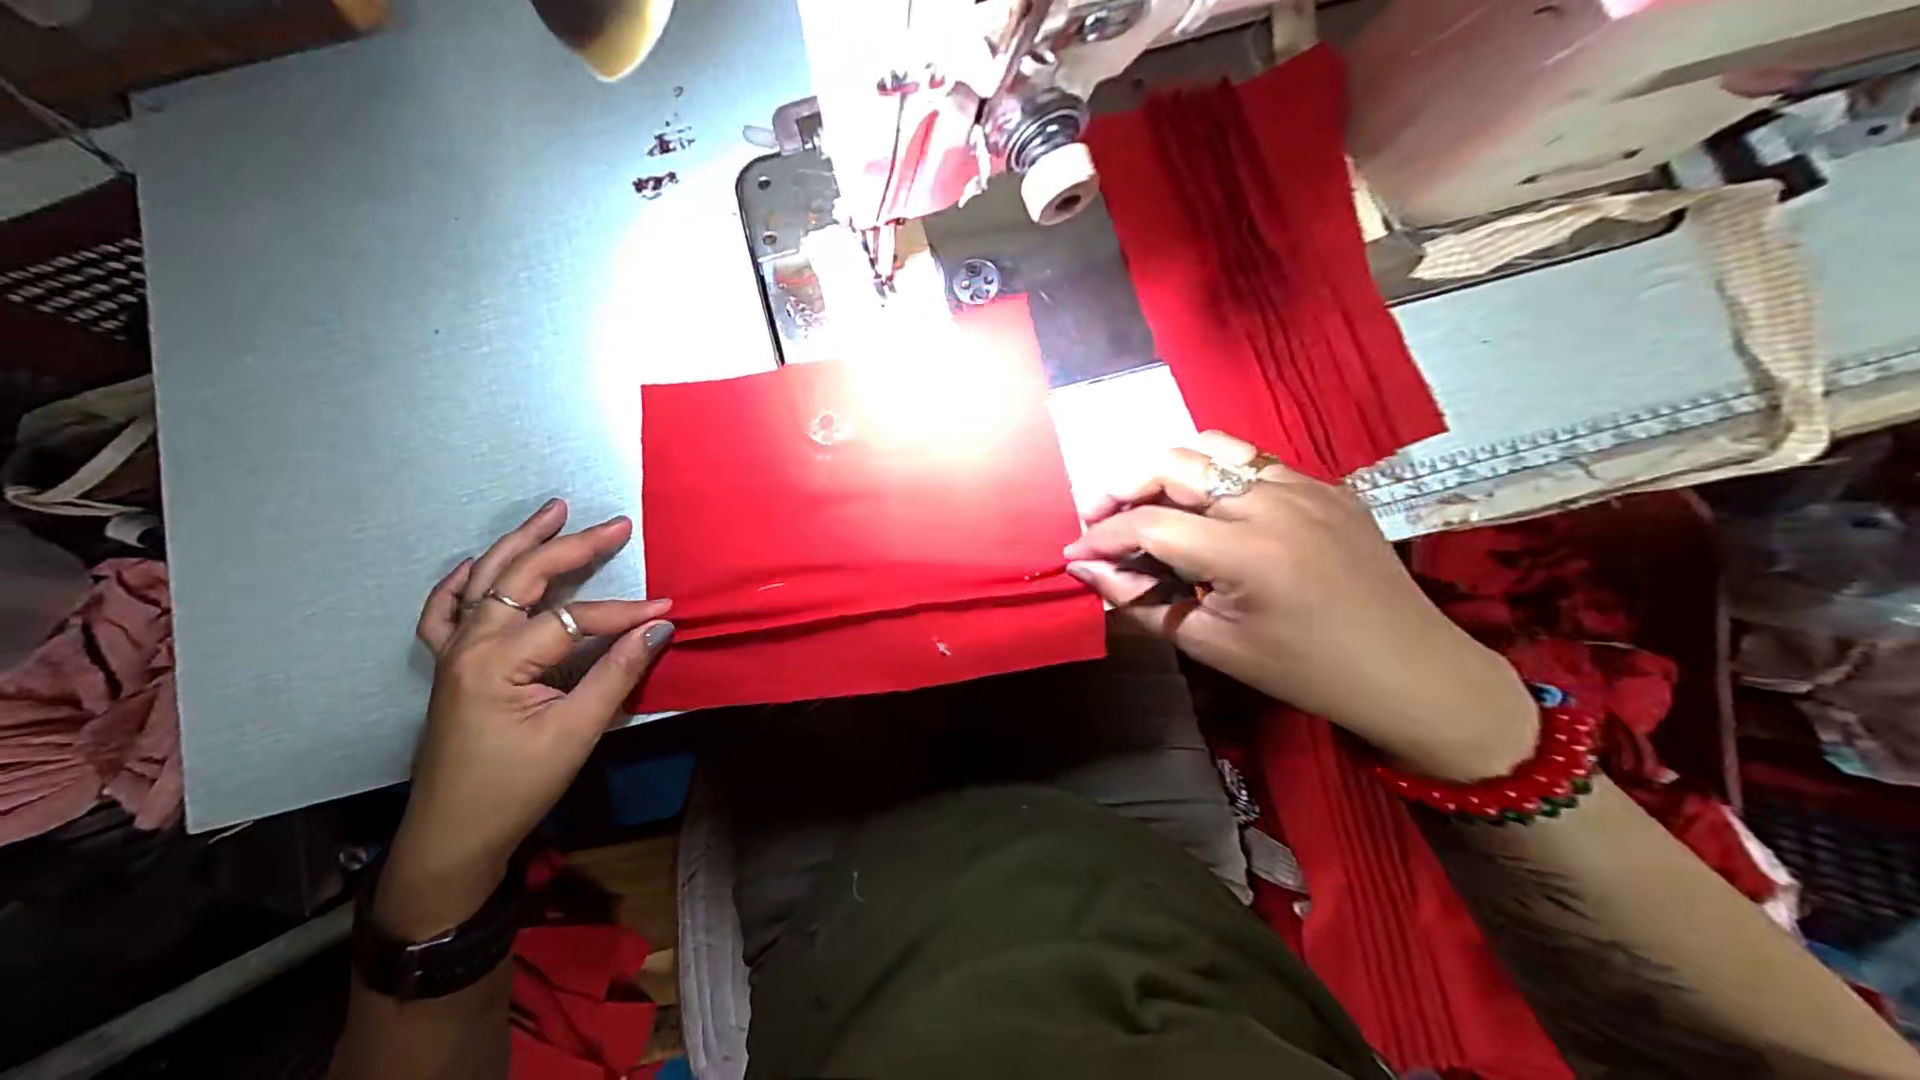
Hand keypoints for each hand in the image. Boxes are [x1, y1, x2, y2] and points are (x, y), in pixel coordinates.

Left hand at [377, 499, 673, 938]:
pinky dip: (464, 581)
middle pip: (524, 577)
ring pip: (486, 580)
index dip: (626, 613)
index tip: (668, 610)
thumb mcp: (577, 731)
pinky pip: (445, 610)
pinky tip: (480, 563)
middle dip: (574, 547)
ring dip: (522, 543)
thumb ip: (618, 673)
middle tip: (615, 525)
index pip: (575, 619)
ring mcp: (452, 651)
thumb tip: (659, 628)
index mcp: (497, 661)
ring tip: (553, 512)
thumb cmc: (518, 786)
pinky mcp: (448, 664)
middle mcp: (469, 644)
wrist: (453, 834)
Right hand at [1064, 432, 1537, 782]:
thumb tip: (1088, 569)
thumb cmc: (1302, 671)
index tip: (1074, 551)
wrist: (1410, 670)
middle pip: (1174, 463)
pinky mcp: (1326, 485)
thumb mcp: (1211, 644)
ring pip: (1214, 447)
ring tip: (1147, 499)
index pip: (1149, 524)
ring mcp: (1306, 486)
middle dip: (1123, 487)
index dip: (1102, 536)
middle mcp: (1274, 503)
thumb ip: (1141, 602)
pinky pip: (1255, 463)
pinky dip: (1215, 474)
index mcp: (1246, 553)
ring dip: (1167, 468)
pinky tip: (1207, 506)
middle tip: (1099, 516)